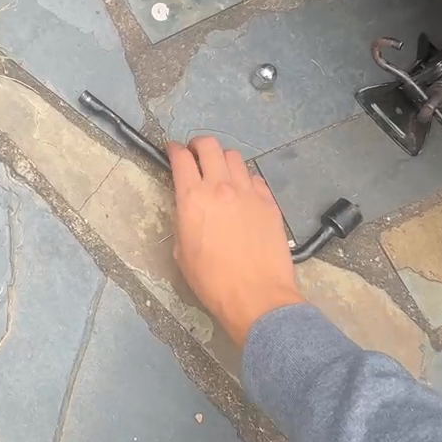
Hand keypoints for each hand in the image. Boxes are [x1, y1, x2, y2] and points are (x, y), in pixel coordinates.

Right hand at [167, 136, 303, 346]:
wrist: (257, 297)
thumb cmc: (212, 281)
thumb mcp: (182, 252)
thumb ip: (183, 221)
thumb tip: (189, 210)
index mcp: (193, 198)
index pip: (181, 158)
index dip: (174, 149)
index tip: (172, 150)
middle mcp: (220, 186)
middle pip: (209, 146)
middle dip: (198, 145)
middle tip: (195, 155)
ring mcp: (248, 192)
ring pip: (234, 157)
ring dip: (223, 159)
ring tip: (221, 172)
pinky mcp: (269, 202)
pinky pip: (255, 178)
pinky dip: (245, 178)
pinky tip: (243, 192)